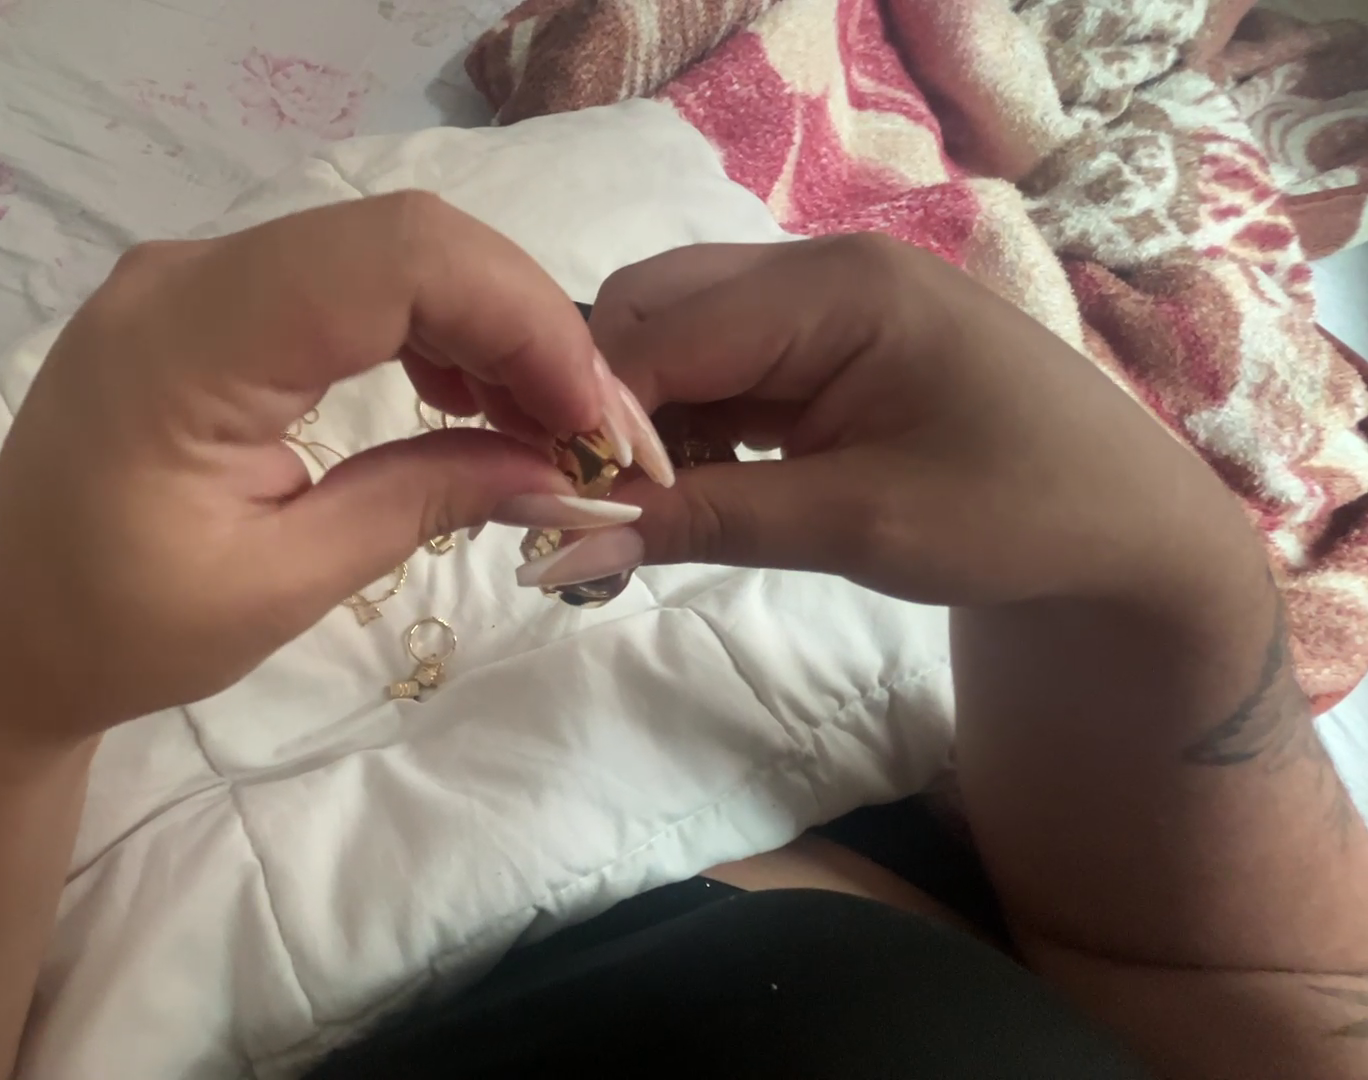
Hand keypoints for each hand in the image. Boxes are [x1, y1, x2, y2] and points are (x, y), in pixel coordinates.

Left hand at [0, 194, 660, 738]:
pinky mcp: (208, 310)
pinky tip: (458, 393)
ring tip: (532, 419)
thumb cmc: (124, 634)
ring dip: (482, 325)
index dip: (522, 321)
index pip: (395, 261)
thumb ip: (424, 502)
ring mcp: (193, 283)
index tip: (590, 418)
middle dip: (521, 325)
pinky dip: (424, 331)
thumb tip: (557, 469)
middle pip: (403, 241)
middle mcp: (186, 276)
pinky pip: (343, 287)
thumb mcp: (286, 582)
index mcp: (185, 343)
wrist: (10, 638)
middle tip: (584, 426)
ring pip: (383, 255)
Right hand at [590, 234, 1260, 610]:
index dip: (597, 416)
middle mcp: (811, 271)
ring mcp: (810, 303)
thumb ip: (699, 523)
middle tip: (608, 494)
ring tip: (652, 491)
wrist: (1122, 529)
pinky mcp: (809, 344)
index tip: (565, 500)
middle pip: (649, 308)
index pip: (661, 333)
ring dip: (637, 414)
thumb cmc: (1016, 518)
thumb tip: (562, 549)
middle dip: (607, 403)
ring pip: (667, 335)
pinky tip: (690, 474)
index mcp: (834, 290)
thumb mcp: (851, 525)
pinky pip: (705, 365)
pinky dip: (674, 422)